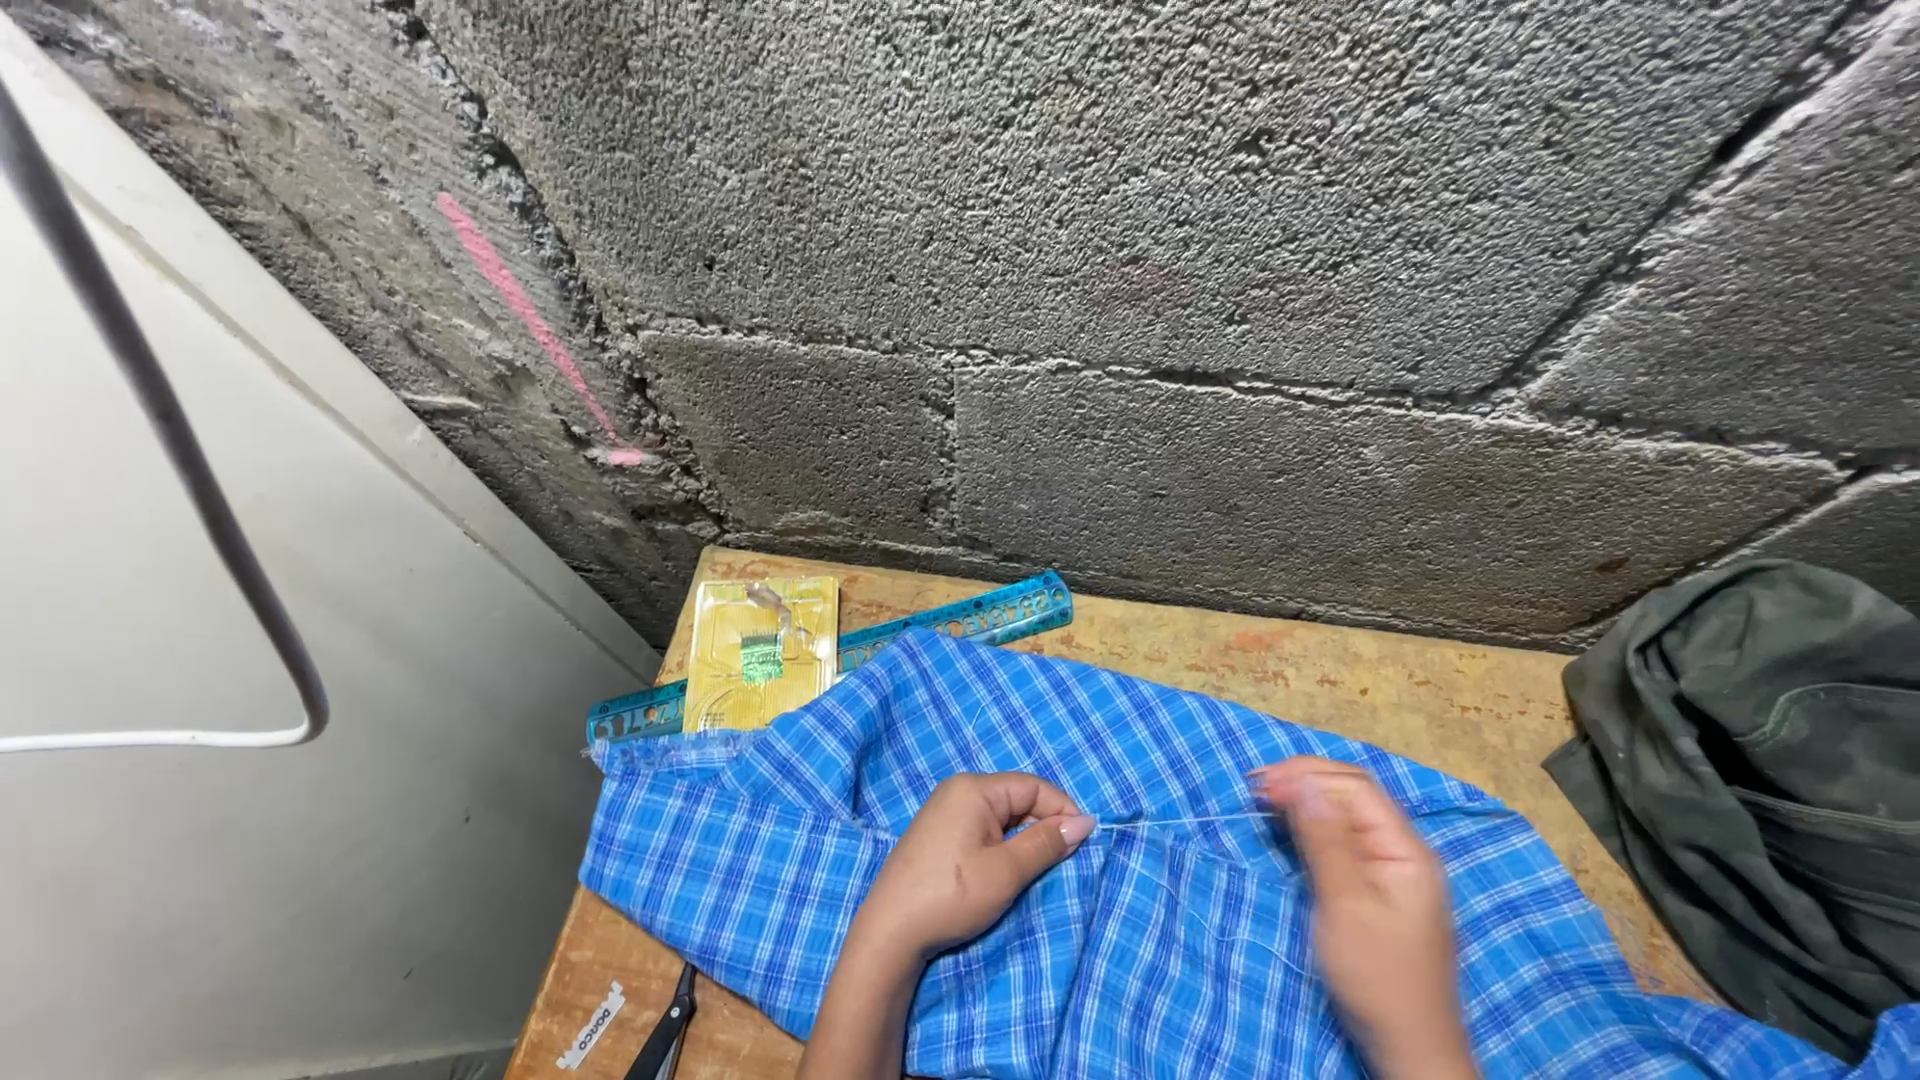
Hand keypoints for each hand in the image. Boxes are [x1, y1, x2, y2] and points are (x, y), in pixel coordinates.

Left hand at [860, 772, 1097, 959]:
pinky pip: (983, 829)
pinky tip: (1006, 872)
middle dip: (1044, 826)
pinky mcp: (939, 835)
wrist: (889, 932)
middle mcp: (958, 790)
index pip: (1033, 786)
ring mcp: (944, 811)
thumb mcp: (1006, 871)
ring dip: (1024, 840)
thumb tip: (1086, 822)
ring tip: (1036, 871)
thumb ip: (1047, 843)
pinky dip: (1003, 846)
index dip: (1062, 810)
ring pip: (1002, 816)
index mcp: (973, 788)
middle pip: (1017, 798)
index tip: (1084, 842)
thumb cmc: (951, 895)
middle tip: (1061, 863)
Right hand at [1256, 757, 1477, 1079]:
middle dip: (1305, 780)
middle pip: (1353, 793)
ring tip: (1265, 798)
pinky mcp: (1377, 888)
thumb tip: (1300, 781)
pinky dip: (1313, 825)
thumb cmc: (1376, 976)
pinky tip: (1290, 826)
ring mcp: (1392, 870)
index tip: (1259, 784)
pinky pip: (1345, 839)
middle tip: (1255, 786)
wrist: (1409, 1047)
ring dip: (1306, 799)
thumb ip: (1325, 840)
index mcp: (1406, 850)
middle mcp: (1403, 851)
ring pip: (1347, 814)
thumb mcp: (1345, 904)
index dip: (1306, 775)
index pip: (1354, 787)